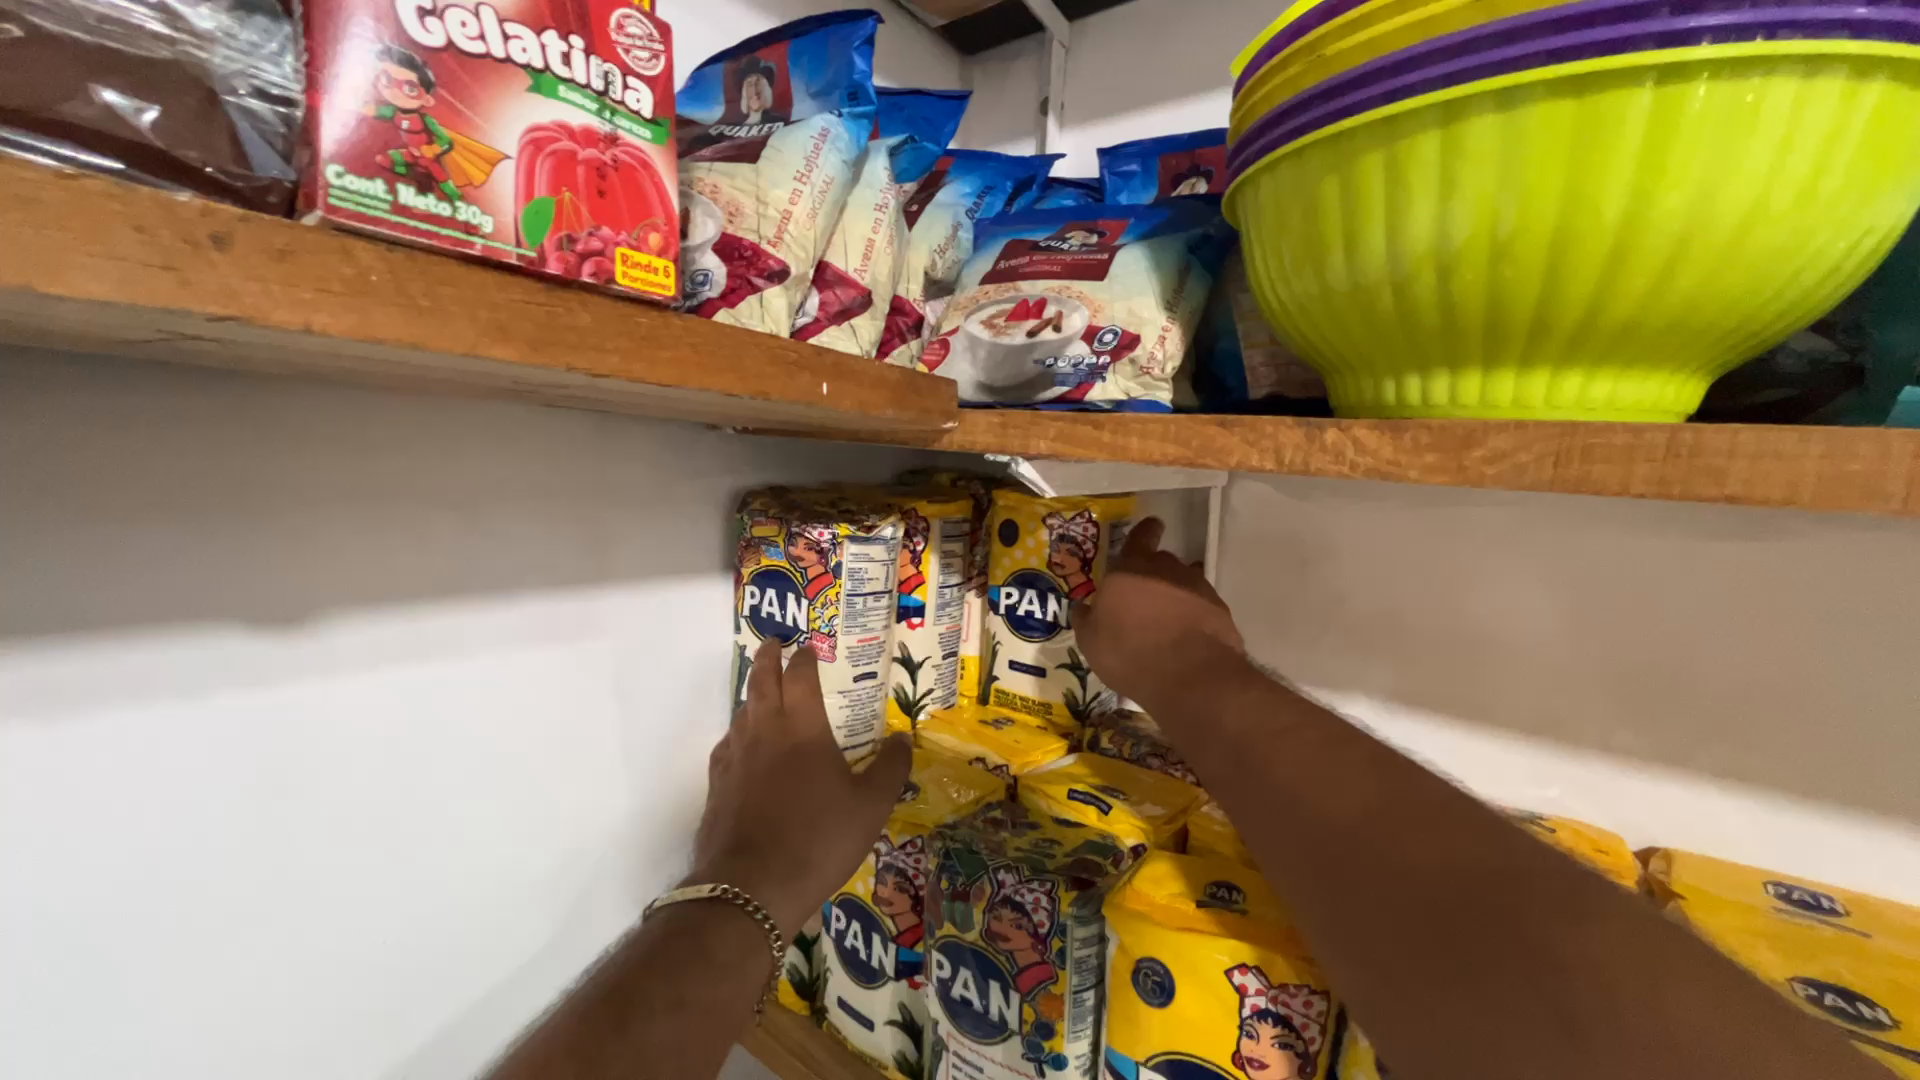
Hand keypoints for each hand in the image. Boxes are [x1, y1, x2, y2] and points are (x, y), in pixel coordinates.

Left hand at [690, 639, 912, 938]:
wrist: (750, 888)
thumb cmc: (818, 838)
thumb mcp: (871, 807)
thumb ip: (890, 768)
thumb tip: (902, 738)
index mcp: (802, 727)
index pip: (800, 676)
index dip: (804, 657)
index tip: (808, 647)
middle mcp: (764, 731)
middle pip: (761, 681)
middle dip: (767, 658)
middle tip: (772, 643)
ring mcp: (735, 758)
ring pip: (741, 711)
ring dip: (752, 693)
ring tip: (762, 691)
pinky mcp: (717, 785)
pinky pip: (728, 744)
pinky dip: (739, 732)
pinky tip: (744, 746)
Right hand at [1072, 517, 1246, 712]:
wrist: (1191, 676)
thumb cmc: (1129, 651)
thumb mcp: (1091, 641)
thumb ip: (1086, 618)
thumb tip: (1082, 607)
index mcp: (1131, 568)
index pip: (1141, 536)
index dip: (1145, 532)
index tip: (1150, 531)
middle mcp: (1167, 569)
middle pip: (1161, 561)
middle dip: (1152, 574)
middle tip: (1141, 597)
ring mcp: (1198, 588)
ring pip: (1183, 583)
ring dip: (1173, 596)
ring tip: (1164, 622)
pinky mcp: (1219, 612)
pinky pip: (1200, 607)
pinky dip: (1192, 617)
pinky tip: (1183, 638)